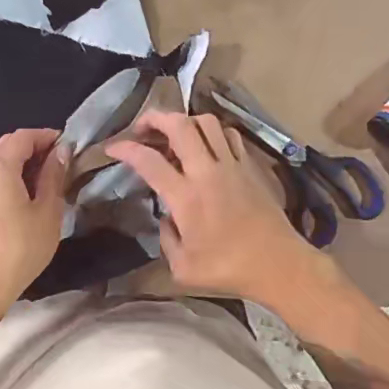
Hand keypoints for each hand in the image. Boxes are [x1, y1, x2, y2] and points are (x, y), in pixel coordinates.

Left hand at [0, 127, 70, 317]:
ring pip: (0, 161)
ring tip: (51, 179)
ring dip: (25, 162)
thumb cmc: (23, 247)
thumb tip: (62, 151)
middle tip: (62, 163)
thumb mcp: (48, 210)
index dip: (47, 137)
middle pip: (9, 145)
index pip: (23, 137)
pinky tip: (32, 194)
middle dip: (36, 147)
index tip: (70, 148)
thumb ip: (54, 175)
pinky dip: (13, 176)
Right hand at [105, 111, 326, 301]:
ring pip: (207, 123)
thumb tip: (166, 219)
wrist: (277, 264)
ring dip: (185, 121)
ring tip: (174, 134)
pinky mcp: (251, 167)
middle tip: (142, 128)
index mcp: (185, 197)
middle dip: (155, 118)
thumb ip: (166, 238)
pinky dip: (212, 132)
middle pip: (180, 126)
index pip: (149, 161)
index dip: (125, 149)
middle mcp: (207, 172)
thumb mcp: (181, 266)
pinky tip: (205, 147)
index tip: (111, 148)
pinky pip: (228, 135)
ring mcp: (232, 166)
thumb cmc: (226, 270)